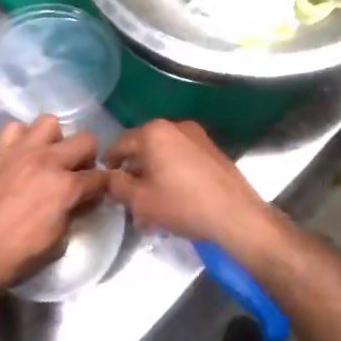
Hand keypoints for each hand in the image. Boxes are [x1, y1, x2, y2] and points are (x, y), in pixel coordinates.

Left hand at [0, 114, 107, 292]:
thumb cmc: (15, 256)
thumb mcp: (56, 242)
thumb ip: (73, 213)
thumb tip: (81, 200)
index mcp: (65, 187)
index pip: (100, 177)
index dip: (105, 184)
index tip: (101, 190)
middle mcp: (46, 161)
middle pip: (85, 139)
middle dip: (88, 156)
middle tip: (77, 171)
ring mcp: (18, 152)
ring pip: (48, 122)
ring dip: (54, 139)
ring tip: (46, 157)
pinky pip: (13, 129)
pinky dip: (21, 139)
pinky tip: (19, 156)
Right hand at [104, 120, 286, 253]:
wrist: (235, 215)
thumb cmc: (182, 205)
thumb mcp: (140, 201)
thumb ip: (117, 186)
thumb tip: (108, 177)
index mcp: (153, 132)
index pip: (120, 144)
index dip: (109, 163)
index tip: (104, 179)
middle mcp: (175, 126)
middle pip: (143, 146)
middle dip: (133, 168)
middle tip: (126, 193)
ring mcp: (197, 136)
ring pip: (164, 152)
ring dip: (152, 171)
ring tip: (149, 198)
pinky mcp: (212, 150)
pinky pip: (181, 157)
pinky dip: (171, 171)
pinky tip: (171, 194)